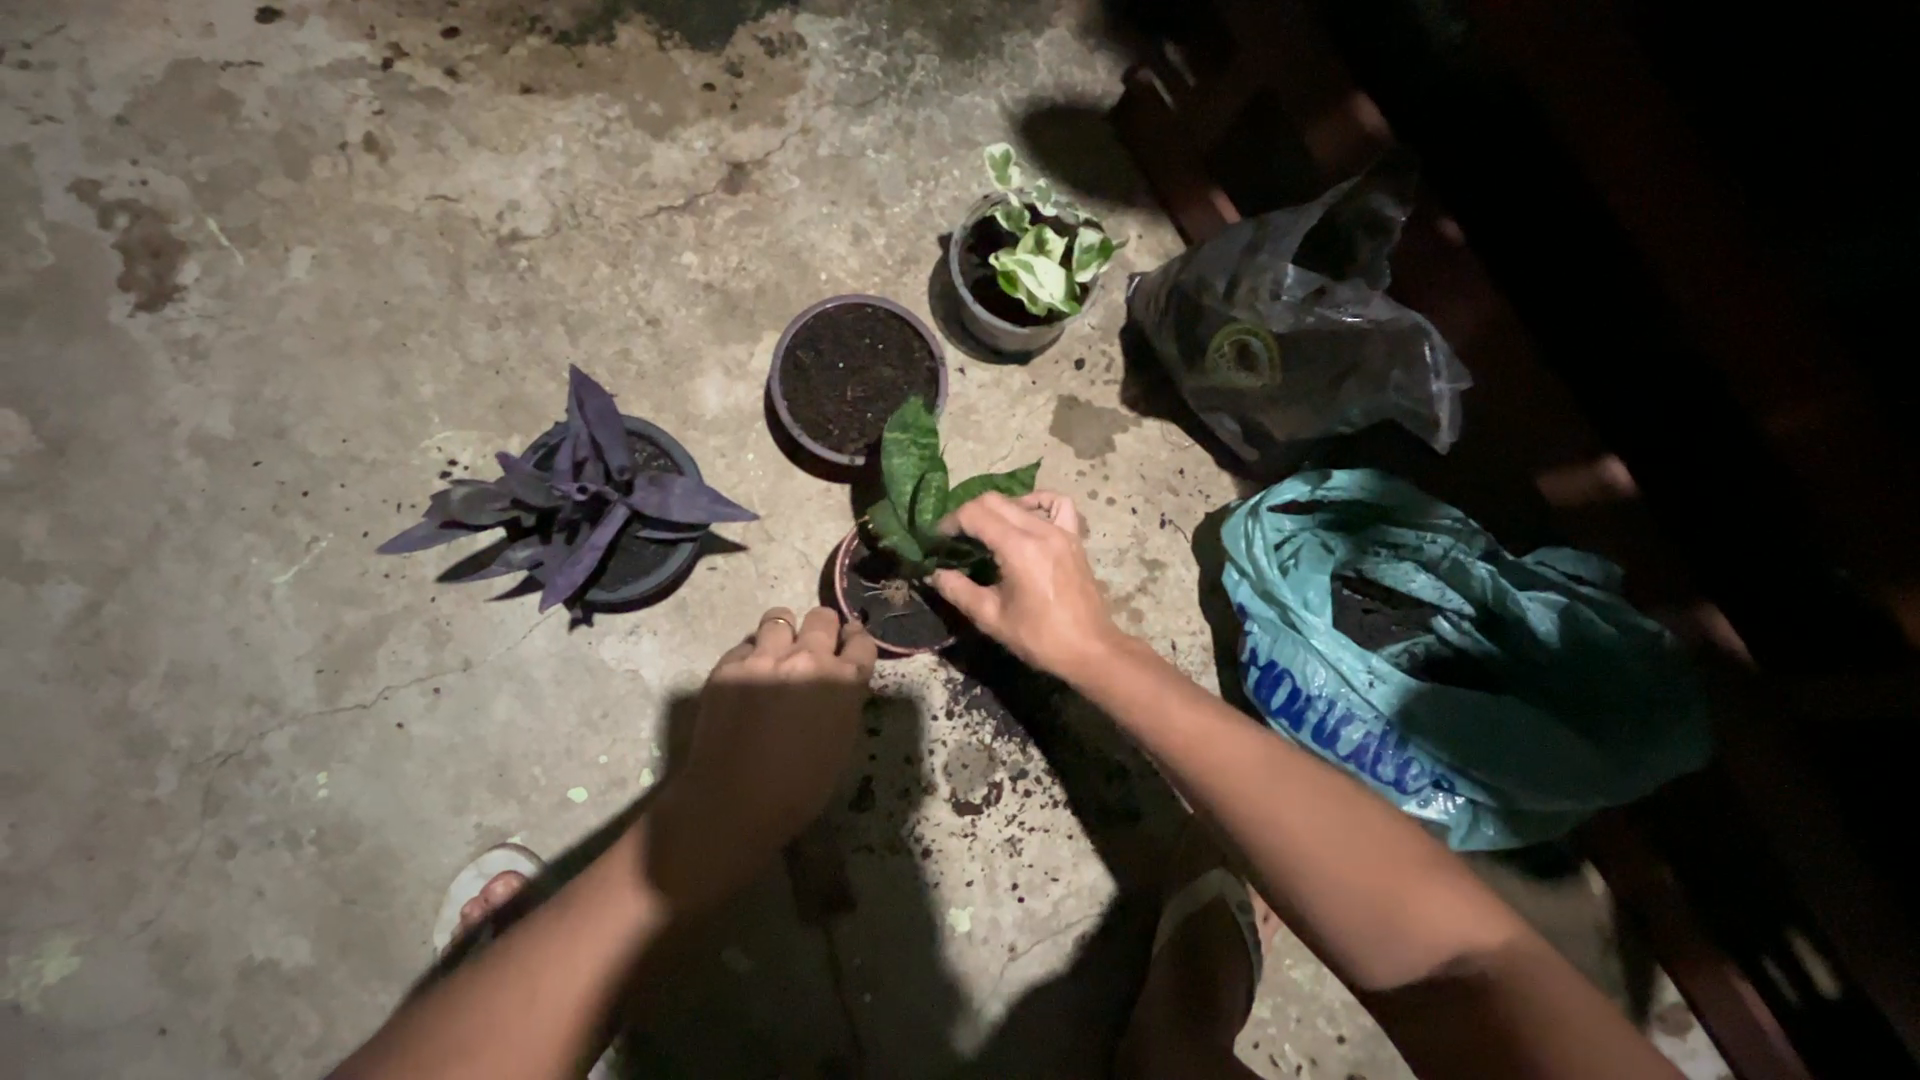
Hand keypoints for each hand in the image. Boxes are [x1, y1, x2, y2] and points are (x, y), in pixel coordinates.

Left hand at [644, 606, 877, 909]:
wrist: (734, 801)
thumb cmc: (799, 788)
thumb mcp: (841, 742)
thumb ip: (843, 701)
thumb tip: (837, 683)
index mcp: (844, 681)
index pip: (861, 640)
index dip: (855, 641)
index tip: (848, 646)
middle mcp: (808, 658)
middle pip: (822, 617)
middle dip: (823, 629)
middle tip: (813, 648)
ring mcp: (764, 657)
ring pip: (779, 617)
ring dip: (784, 632)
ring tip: (777, 652)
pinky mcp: (728, 664)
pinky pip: (745, 644)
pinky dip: (751, 655)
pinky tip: (747, 678)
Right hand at [928, 491, 1125, 678]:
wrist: (1089, 649)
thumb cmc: (1039, 637)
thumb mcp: (991, 618)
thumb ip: (958, 591)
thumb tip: (935, 574)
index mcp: (1018, 549)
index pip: (975, 515)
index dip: (951, 522)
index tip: (938, 538)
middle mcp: (1040, 531)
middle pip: (995, 501)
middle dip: (969, 513)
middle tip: (955, 536)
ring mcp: (1062, 531)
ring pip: (1022, 501)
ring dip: (998, 509)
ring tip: (986, 530)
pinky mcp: (1074, 539)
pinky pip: (1058, 505)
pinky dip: (1038, 503)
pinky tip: (1027, 516)